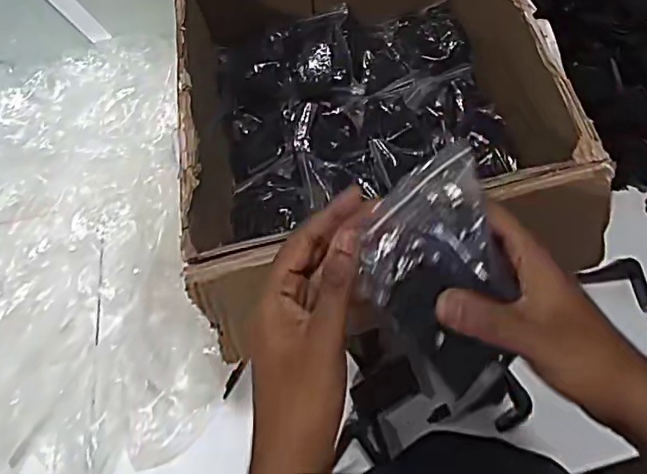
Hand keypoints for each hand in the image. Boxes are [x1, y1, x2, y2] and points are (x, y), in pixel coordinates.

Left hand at [246, 187, 367, 473]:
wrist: (294, 460)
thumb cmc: (300, 406)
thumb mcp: (324, 338)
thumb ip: (336, 285)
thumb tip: (346, 239)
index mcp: (272, 296)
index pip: (301, 243)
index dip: (328, 217)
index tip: (354, 198)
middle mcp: (279, 304)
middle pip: (311, 257)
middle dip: (339, 233)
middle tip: (370, 211)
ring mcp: (294, 323)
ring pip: (321, 279)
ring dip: (346, 259)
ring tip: (374, 236)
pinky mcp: (308, 342)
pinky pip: (328, 304)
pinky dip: (348, 290)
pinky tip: (369, 283)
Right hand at [436, 204, 646, 473]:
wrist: (629, 397)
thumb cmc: (597, 359)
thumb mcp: (530, 334)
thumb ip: (485, 318)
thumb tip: (445, 300)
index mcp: (537, 261)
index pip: (499, 215)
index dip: (470, 202)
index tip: (442, 195)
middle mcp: (538, 272)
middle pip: (494, 239)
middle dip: (462, 232)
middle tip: (429, 229)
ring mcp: (539, 294)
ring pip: (498, 266)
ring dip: (471, 263)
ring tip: (438, 263)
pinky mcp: (540, 317)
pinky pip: (503, 293)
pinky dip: (482, 292)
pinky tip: (467, 306)